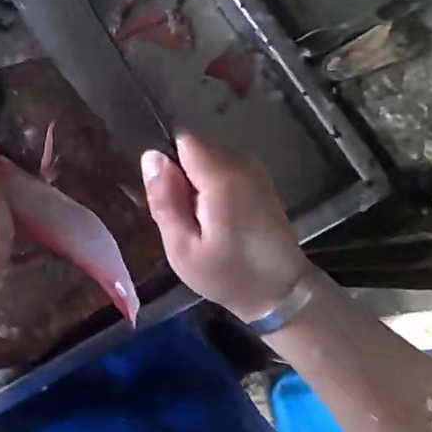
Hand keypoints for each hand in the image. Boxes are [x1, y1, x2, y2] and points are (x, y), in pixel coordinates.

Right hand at [141, 135, 312, 318]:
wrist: (280, 292)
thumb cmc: (227, 275)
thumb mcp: (181, 248)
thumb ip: (164, 200)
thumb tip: (151, 156)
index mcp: (223, 180)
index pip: (183, 139)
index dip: (168, 164)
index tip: (169, 197)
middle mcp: (242, 165)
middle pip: (194, 147)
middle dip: (180, 174)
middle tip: (182, 216)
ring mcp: (254, 169)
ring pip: (206, 156)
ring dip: (194, 181)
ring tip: (198, 219)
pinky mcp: (258, 177)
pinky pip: (220, 166)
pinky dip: (211, 185)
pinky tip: (215, 216)